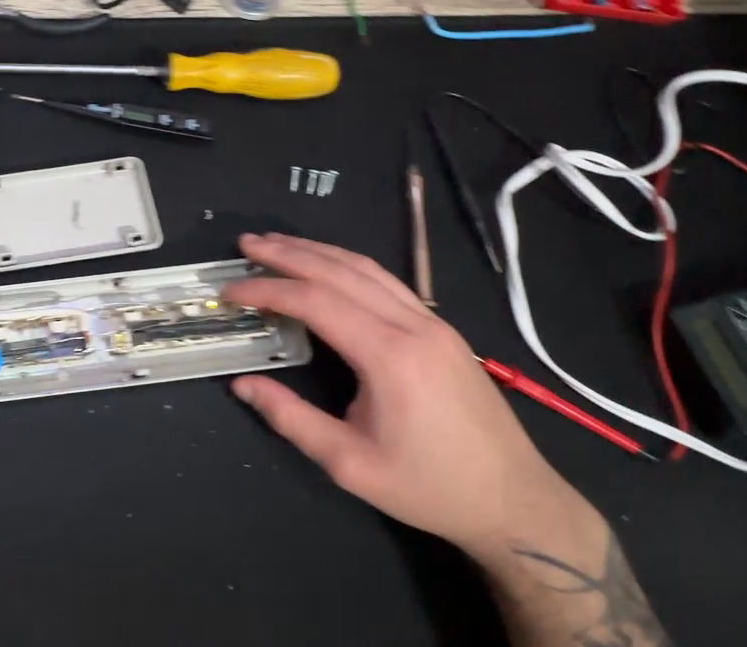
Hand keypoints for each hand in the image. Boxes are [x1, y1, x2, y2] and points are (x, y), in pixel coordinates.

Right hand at [225, 233, 600, 559]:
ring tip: (276, 244)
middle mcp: (412, 325)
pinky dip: (347, 264)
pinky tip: (326, 265)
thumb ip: (291, 419)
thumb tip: (242, 385)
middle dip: (287, 253)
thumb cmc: (430, 488)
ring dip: (317, 251)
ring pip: (366, 268)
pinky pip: (387, 281)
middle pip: (340, 271)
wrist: (516, 501)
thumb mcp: (351, 465)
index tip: (230, 291)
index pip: (315, 301)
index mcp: (389, 356)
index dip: (267, 290)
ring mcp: (433, 323)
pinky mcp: (441, 330)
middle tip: (246, 244)